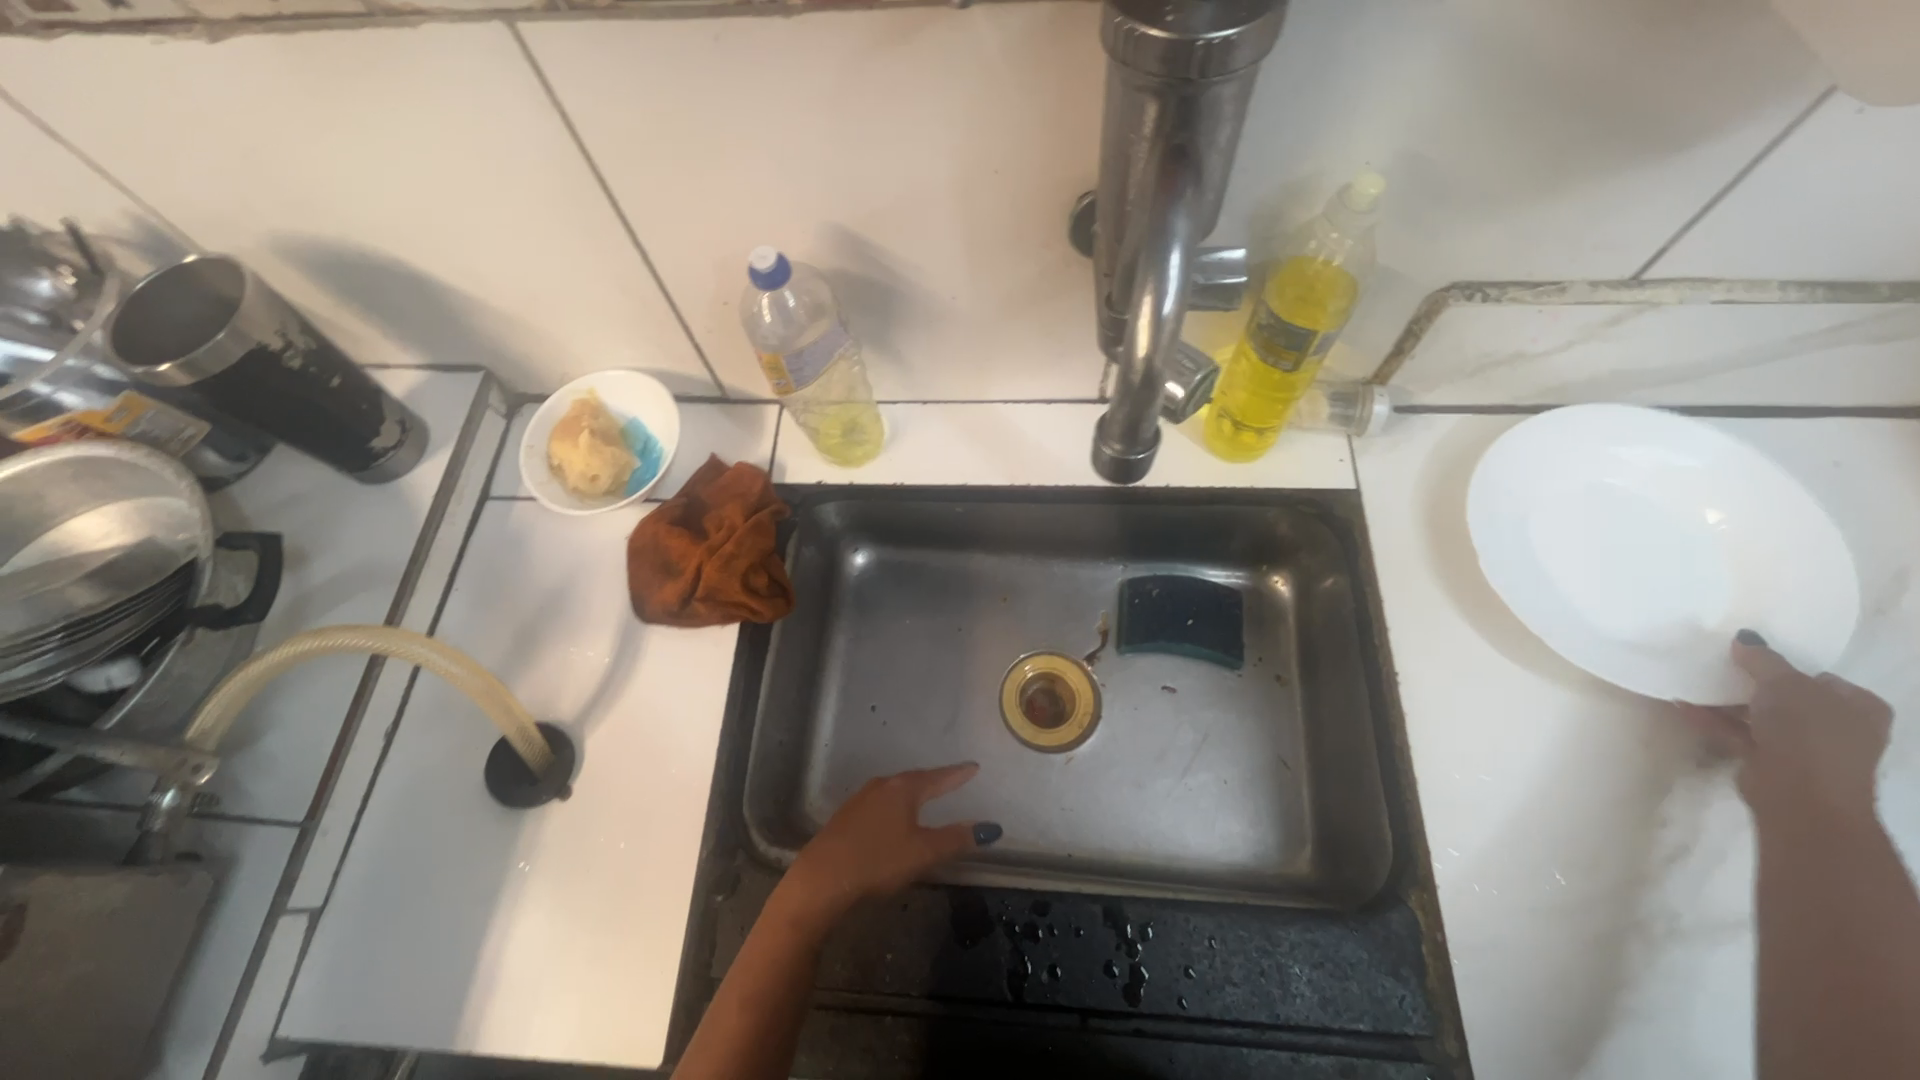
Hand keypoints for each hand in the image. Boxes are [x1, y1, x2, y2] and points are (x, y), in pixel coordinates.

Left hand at [775, 763, 999, 929]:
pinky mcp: (844, 819)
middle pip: (914, 780)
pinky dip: (894, 807)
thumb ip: (956, 839)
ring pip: (893, 792)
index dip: (957, 775)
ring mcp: (859, 801)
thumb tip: (989, 828)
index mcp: (903, 789)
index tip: (973, 767)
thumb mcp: (924, 852)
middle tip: (951, 780)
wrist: (821, 879)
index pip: (938, 777)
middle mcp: (881, 787)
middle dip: (933, 781)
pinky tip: (893, 819)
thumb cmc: (878, 861)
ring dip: (911, 794)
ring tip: (925, 797)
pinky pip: (879, 805)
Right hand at [1678, 630, 1891, 830]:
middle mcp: (1836, 728)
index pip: (1824, 680)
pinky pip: (1738, 734)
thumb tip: (1744, 637)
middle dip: (1755, 685)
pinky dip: (1713, 720)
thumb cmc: (1808, 732)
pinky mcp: (1770, 762)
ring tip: (1696, 681)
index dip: (1790, 667)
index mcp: (1858, 707)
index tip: (1753, 658)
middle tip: (1722, 666)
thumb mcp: (1786, 684)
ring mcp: (1803, 748)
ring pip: (1761, 717)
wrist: (1799, 794)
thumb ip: (1763, 659)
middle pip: (1789, 698)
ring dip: (1729, 702)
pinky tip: (1682, 704)